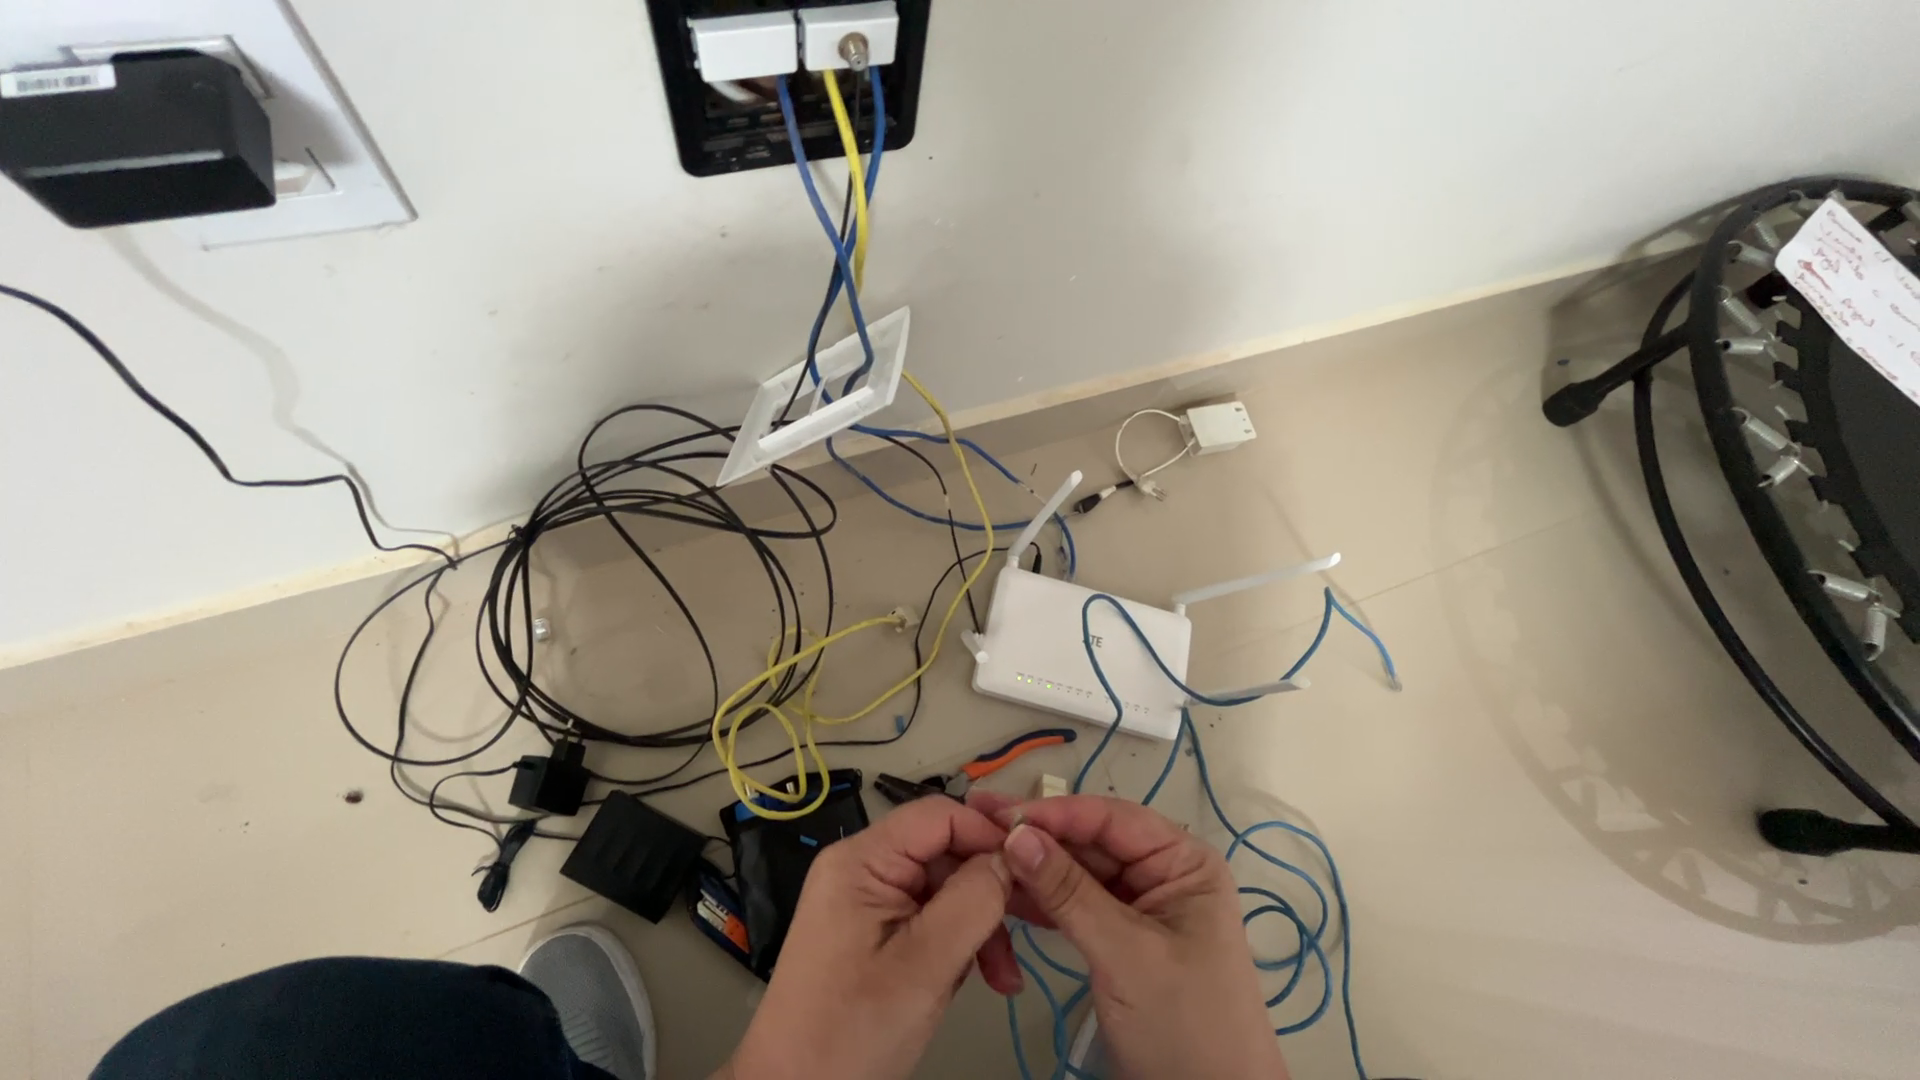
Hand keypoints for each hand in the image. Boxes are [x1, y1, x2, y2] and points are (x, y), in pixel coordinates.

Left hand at [713, 797, 1023, 1079]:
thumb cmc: (853, 1029)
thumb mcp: (923, 966)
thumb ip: (972, 901)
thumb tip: (1012, 855)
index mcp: (862, 859)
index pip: (938, 815)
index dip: (988, 834)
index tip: (1033, 870)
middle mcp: (863, 867)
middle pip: (945, 852)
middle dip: (988, 892)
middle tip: (1032, 930)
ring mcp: (868, 899)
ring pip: (945, 887)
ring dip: (980, 927)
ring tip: (1004, 978)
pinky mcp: (875, 930)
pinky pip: (930, 917)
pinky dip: (959, 943)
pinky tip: (980, 979)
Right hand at [974, 793, 1290, 1079]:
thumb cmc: (1185, 1025)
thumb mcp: (1126, 954)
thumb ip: (1069, 892)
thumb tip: (1016, 835)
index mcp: (1182, 861)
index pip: (1110, 819)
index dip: (1055, 813)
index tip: (1000, 813)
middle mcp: (1160, 872)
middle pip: (1089, 841)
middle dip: (1036, 835)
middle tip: (976, 824)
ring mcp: (1136, 906)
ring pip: (1075, 872)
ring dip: (1031, 867)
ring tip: (978, 853)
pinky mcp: (1116, 937)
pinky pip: (1072, 904)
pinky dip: (1039, 900)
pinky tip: (1002, 892)